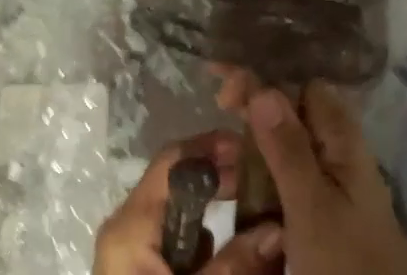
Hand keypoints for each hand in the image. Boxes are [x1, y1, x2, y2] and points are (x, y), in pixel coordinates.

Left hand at [94, 131, 284, 274]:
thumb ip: (236, 263)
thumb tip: (279, 227)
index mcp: (131, 224)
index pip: (173, 159)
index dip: (214, 146)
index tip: (255, 147)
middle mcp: (127, 228)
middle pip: (180, 183)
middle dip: (226, 180)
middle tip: (268, 182)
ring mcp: (132, 252)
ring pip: (183, 216)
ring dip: (221, 213)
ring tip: (264, 213)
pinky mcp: (142, 273)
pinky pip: (179, 243)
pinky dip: (210, 242)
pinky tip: (242, 252)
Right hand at [211, 69, 406, 274]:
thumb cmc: (345, 255)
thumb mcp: (312, 205)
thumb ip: (288, 149)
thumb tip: (261, 87)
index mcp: (342, 139)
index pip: (302, 86)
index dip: (264, 81)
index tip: (222, 88)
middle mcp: (337, 149)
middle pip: (292, 110)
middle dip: (254, 106)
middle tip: (218, 113)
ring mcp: (329, 176)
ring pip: (286, 140)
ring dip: (254, 140)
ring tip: (222, 149)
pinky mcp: (319, 203)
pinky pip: (285, 171)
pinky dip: (260, 169)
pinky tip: (237, 178)